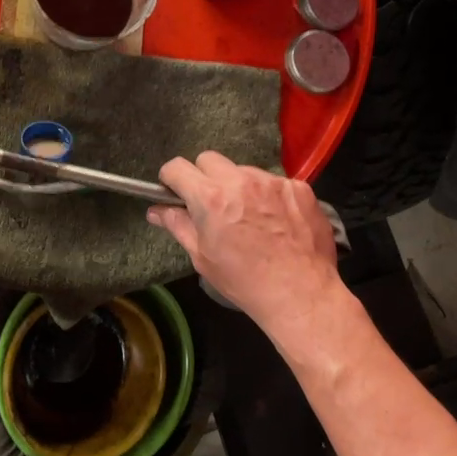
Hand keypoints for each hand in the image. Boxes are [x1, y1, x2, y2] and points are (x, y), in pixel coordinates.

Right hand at [148, 151, 341, 331]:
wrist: (301, 295)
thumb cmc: (245, 282)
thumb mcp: (202, 258)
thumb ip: (178, 225)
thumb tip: (155, 210)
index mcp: (210, 197)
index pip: (177, 167)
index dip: (172, 179)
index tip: (175, 191)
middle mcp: (240, 180)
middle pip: (209, 160)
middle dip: (204, 177)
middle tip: (213, 204)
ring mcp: (272, 181)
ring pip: (243, 170)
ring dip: (240, 186)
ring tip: (251, 216)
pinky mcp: (299, 187)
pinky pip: (274, 182)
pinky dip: (270, 196)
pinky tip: (277, 221)